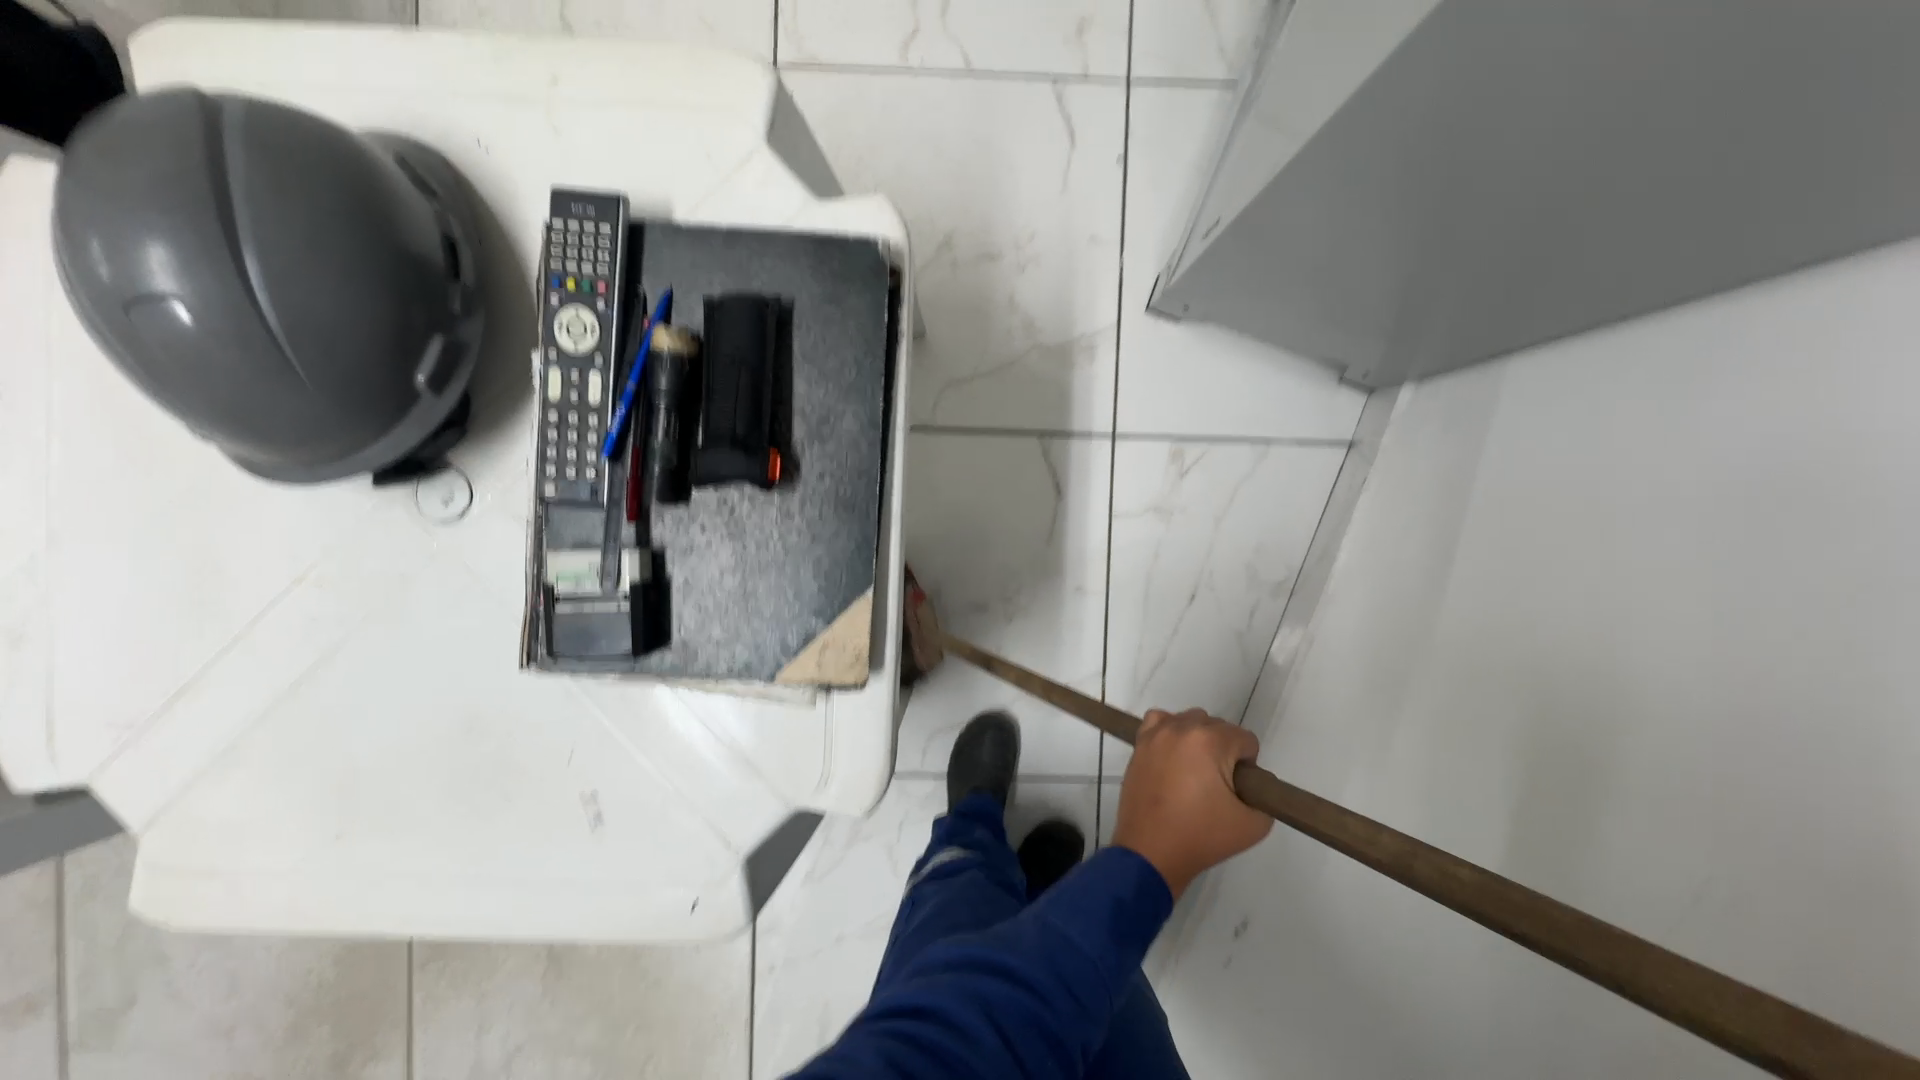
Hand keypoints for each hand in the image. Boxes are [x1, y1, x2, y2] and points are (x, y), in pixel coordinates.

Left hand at [1110, 709, 1271, 898]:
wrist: (1151, 852)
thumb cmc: (1202, 837)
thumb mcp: (1254, 824)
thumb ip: (1264, 797)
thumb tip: (1252, 784)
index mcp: (1210, 741)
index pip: (1246, 740)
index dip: (1248, 766)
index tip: (1238, 790)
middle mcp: (1182, 728)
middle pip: (1218, 727)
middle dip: (1224, 752)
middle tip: (1217, 785)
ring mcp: (1157, 734)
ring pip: (1190, 722)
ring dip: (1198, 740)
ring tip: (1196, 772)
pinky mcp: (1139, 745)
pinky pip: (1159, 722)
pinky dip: (1169, 733)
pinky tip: (1173, 756)